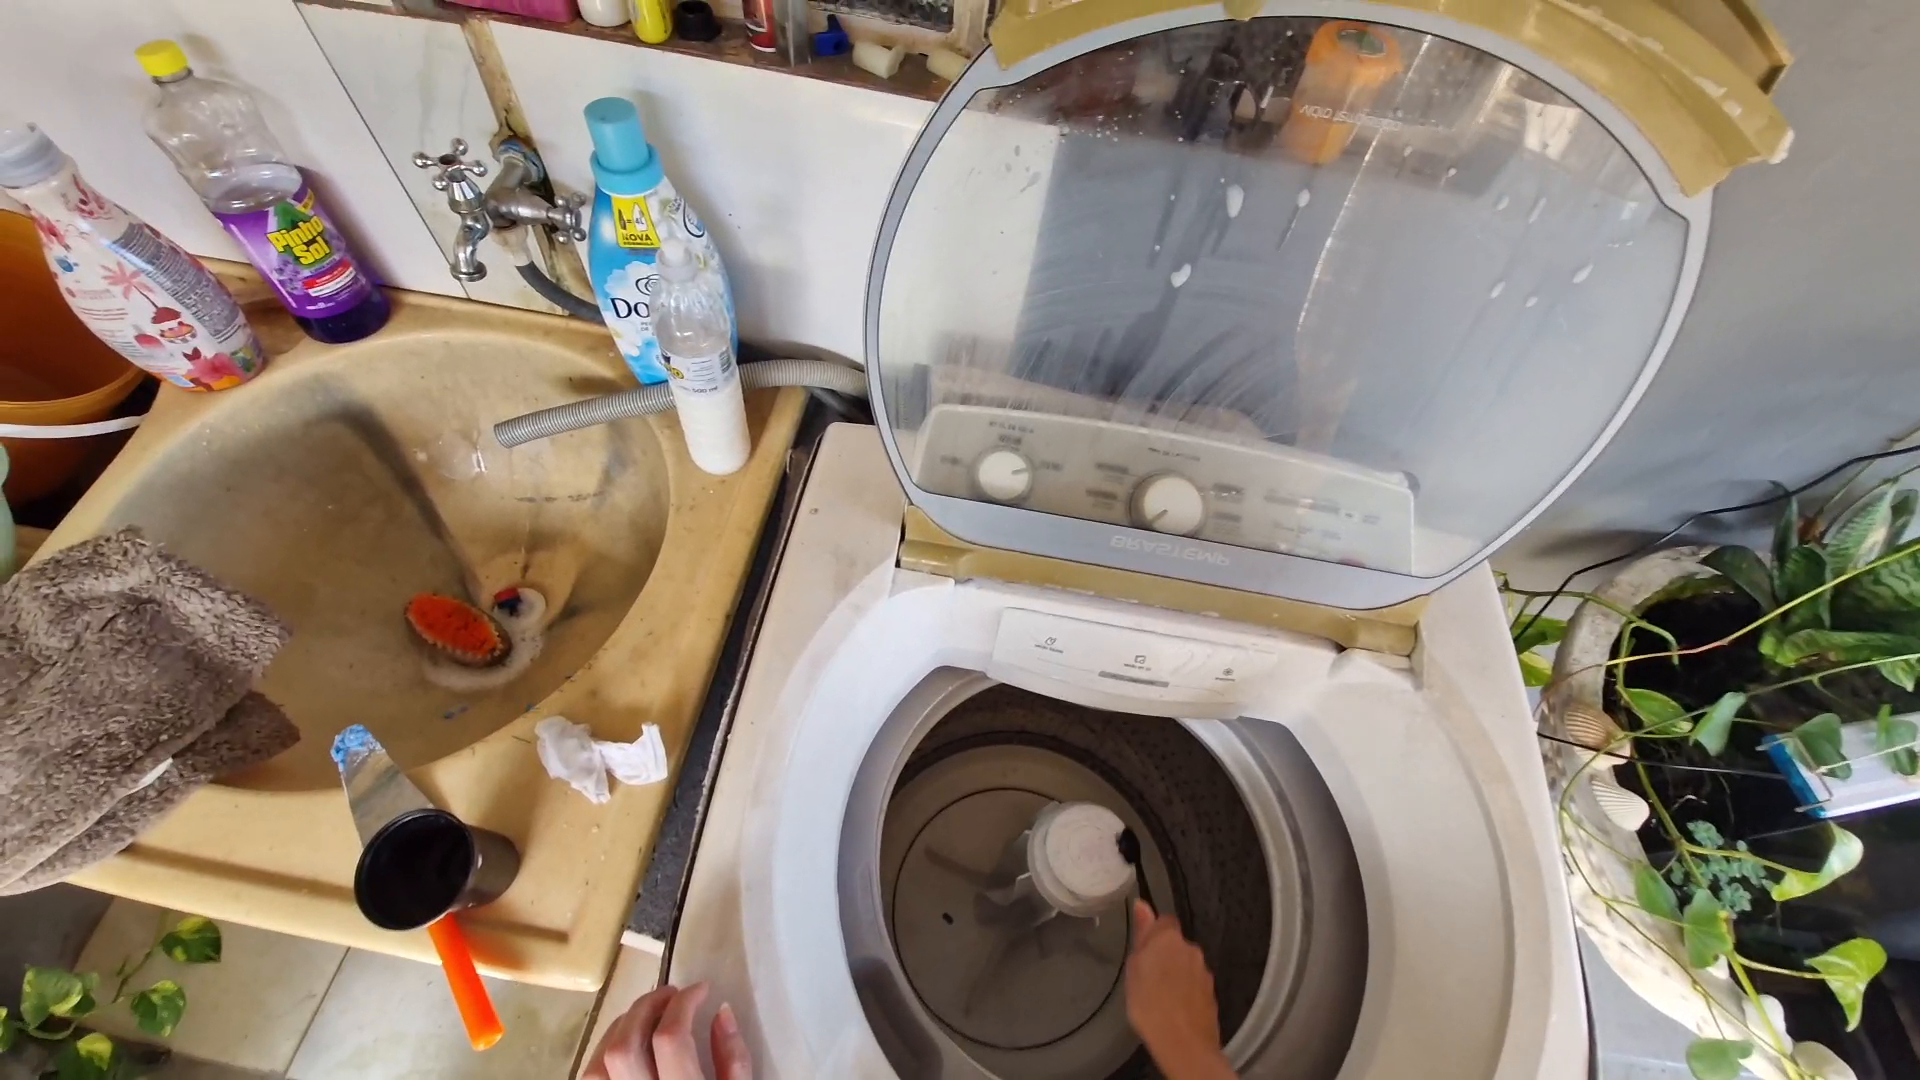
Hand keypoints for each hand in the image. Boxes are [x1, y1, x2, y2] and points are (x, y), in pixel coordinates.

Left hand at [581, 982, 752, 1079]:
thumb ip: (735, 1057)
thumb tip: (720, 1010)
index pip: (672, 1037)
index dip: (685, 1002)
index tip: (702, 990)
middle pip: (626, 1045)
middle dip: (647, 1006)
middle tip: (671, 995)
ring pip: (597, 1066)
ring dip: (619, 1028)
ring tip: (645, 1016)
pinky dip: (600, 1058)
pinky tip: (621, 1048)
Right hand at [1125, 899, 1235, 1079]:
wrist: (1184, 1045)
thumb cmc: (1149, 1002)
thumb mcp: (1134, 966)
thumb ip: (1142, 933)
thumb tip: (1142, 904)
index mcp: (1170, 937)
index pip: (1164, 921)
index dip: (1154, 933)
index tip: (1144, 950)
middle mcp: (1192, 949)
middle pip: (1176, 944)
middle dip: (1166, 955)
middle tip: (1149, 975)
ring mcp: (1205, 973)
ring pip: (1187, 965)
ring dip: (1177, 973)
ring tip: (1162, 996)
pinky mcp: (1212, 995)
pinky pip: (1195, 985)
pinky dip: (1187, 991)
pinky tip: (1176, 1008)